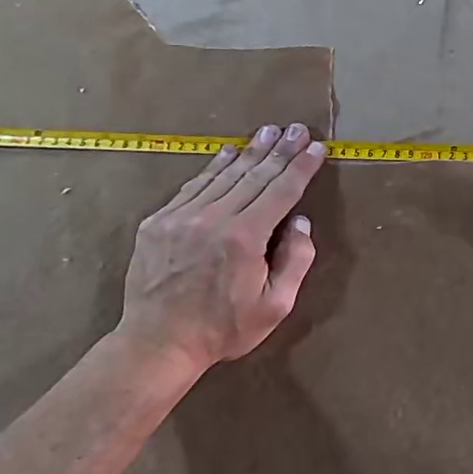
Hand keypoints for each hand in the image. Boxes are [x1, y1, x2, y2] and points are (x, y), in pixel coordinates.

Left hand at [117, 122, 327, 370]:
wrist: (156, 344)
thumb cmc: (223, 329)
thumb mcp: (275, 306)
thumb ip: (295, 261)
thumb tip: (302, 221)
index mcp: (245, 239)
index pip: (281, 191)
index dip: (301, 167)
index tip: (316, 147)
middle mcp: (213, 219)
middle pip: (254, 175)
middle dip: (280, 150)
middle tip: (296, 128)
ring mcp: (181, 217)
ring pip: (223, 175)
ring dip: (250, 151)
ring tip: (268, 131)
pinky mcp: (159, 222)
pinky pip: (194, 186)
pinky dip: (214, 167)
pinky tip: (228, 154)